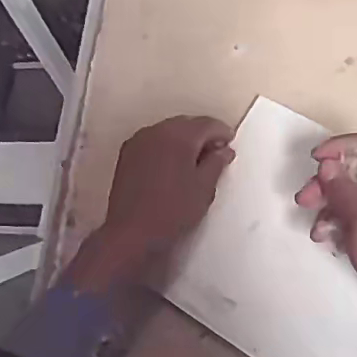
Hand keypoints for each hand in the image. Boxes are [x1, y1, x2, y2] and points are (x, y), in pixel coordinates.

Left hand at [64, 115, 234, 291]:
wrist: (132, 232)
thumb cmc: (173, 211)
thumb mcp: (204, 188)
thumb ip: (216, 163)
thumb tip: (223, 150)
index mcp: (179, 135)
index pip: (206, 124)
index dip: (222, 132)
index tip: (230, 143)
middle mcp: (156, 131)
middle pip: (186, 125)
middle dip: (202, 135)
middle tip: (216, 153)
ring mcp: (138, 142)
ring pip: (167, 132)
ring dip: (183, 141)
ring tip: (195, 161)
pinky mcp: (126, 155)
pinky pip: (153, 143)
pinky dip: (166, 148)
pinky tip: (173, 166)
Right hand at [294, 133, 356, 328]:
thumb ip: (344, 193)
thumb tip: (327, 165)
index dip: (338, 146)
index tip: (313, 161)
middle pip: (354, 169)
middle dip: (326, 183)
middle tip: (303, 201)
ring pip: (350, 192)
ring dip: (327, 206)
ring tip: (316, 230)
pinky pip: (354, 212)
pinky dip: (337, 221)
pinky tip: (327, 240)